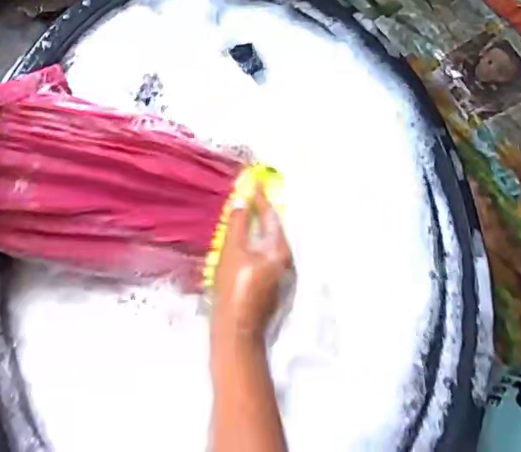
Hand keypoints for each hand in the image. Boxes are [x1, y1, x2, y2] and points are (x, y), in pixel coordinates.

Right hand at [210, 193, 292, 344]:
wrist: (238, 337)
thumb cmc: (234, 289)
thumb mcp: (232, 250)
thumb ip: (238, 222)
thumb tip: (242, 201)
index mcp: (280, 251)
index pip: (271, 217)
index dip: (260, 199)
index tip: (252, 183)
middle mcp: (289, 265)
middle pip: (274, 233)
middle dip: (260, 216)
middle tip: (246, 202)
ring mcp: (285, 282)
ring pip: (271, 249)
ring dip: (258, 234)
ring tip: (243, 224)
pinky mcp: (277, 295)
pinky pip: (268, 263)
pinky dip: (257, 251)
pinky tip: (244, 253)